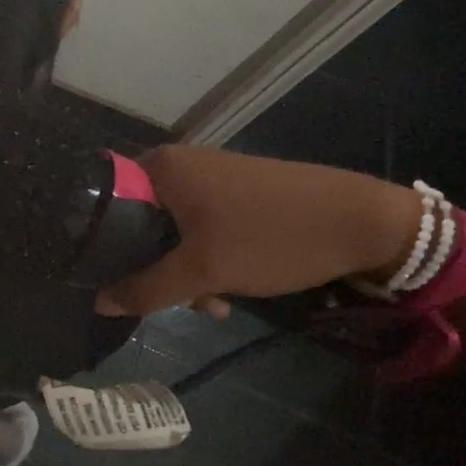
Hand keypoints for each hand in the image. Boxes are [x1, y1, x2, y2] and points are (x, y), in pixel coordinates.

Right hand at [95, 145, 418, 315]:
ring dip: (186, 267)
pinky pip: (202, 223)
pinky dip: (208, 254)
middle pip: (140, 218)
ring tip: (214, 302)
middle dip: (155, 265)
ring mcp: (212, 175)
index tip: (115, 276)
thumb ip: (146, 288)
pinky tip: (231, 284)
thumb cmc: (272, 237)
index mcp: (159, 166)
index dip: (103, 241)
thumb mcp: (204, 271)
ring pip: (174, 227)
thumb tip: (99, 302)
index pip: (104, 199)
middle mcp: (179, 163)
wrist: (366, 222)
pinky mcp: (239, 190)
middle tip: (177, 297)